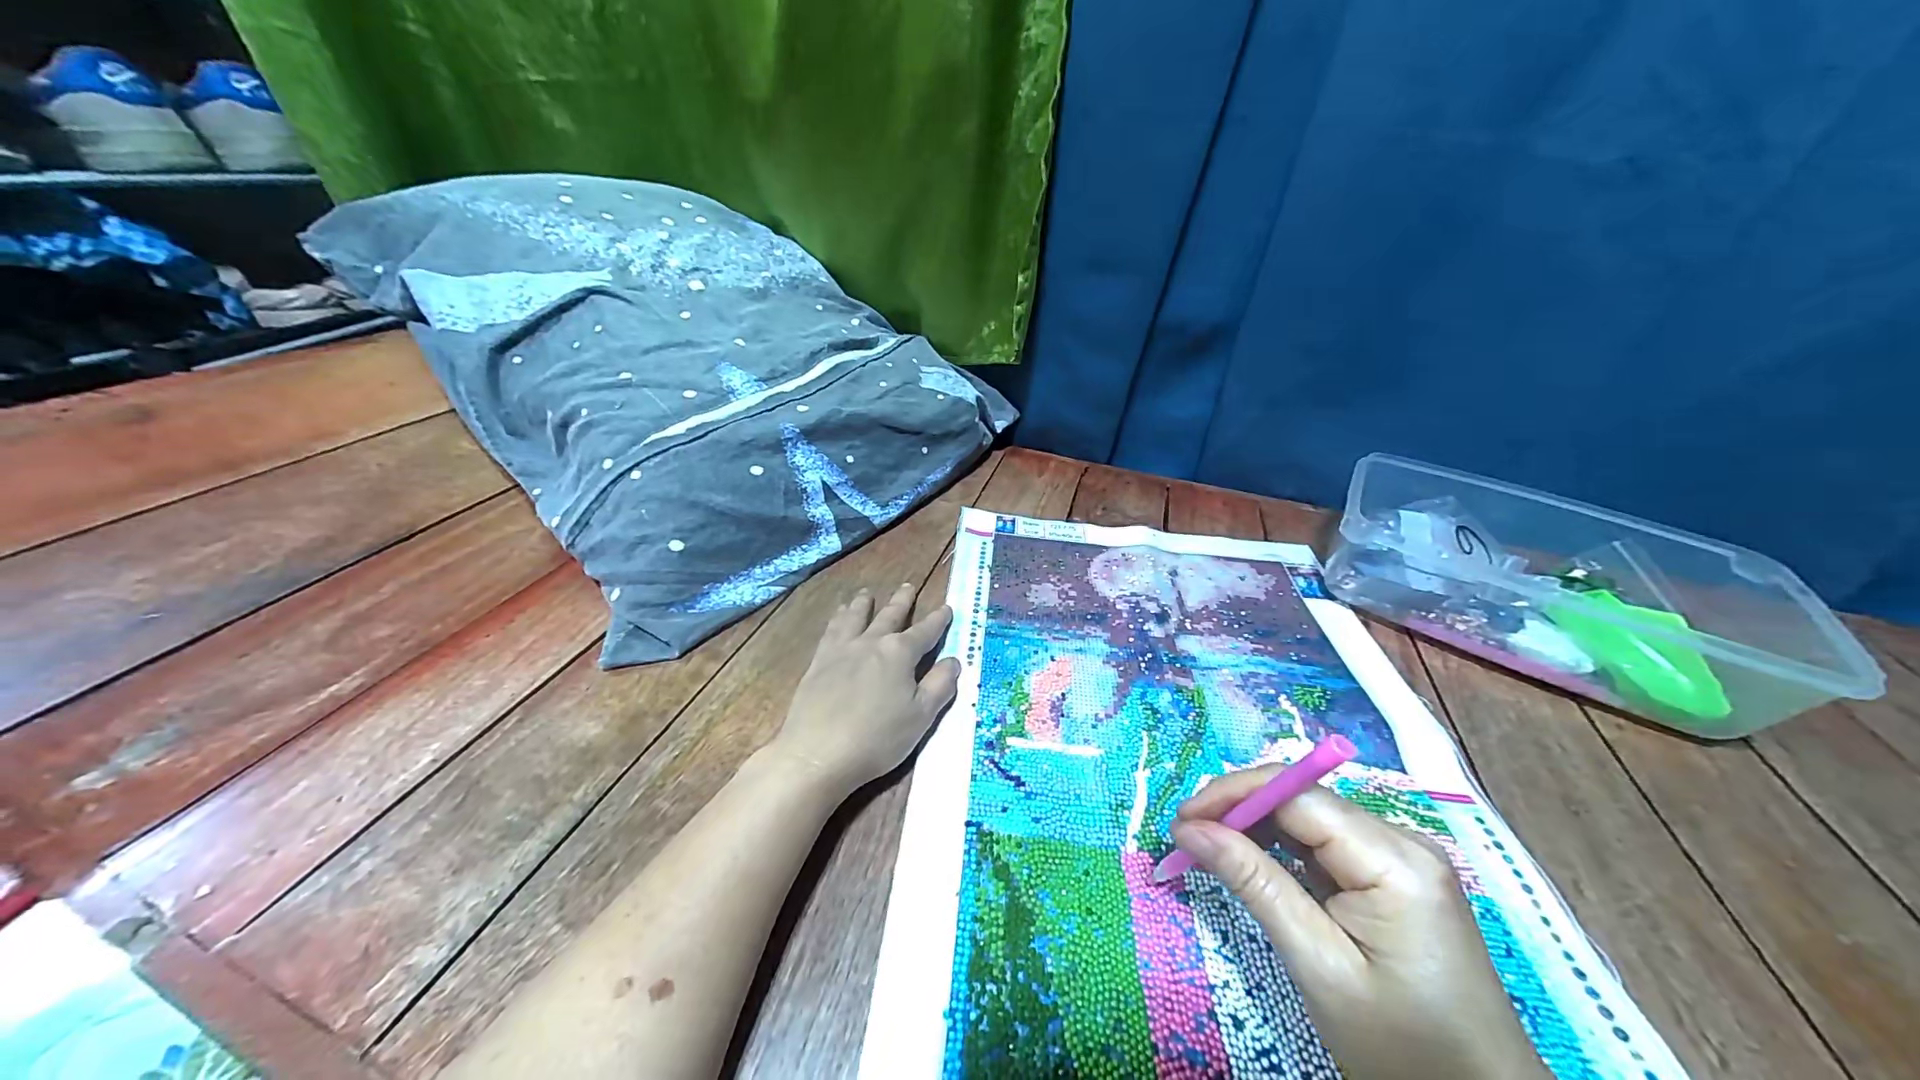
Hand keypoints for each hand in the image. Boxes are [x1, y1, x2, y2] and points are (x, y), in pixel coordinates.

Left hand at [766, 583, 960, 796]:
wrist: (818, 753)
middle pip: (890, 616)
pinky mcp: (818, 662)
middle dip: (902, 601)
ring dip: (864, 604)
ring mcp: (841, 650)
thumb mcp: (921, 717)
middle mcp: (871, 643)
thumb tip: (954, 661)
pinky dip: (838, 618)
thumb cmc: (877, 739)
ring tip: (867, 593)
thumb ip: (939, 686)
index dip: (938, 620)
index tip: (947, 608)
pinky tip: (838, 616)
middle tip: (908, 586)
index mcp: (900, 654)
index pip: (925, 632)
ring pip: (856, 617)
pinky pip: (831, 630)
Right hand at [1171, 772, 1548, 1079]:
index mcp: (1395, 860)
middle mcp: (1403, 840)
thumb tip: (1191, 828)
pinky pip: (1325, 842)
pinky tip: (1252, 865)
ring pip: (1308, 817)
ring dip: (1254, 828)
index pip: (1296, 794)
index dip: (1231, 795)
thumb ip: (1255, 884)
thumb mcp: (1318, 966)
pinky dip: (1280, 848)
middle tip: (1186, 840)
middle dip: (1237, 811)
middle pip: (1301, 799)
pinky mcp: (1395, 875)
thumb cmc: (1403, 1047)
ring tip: (1209, 852)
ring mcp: (1402, 856)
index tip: (1180, 822)